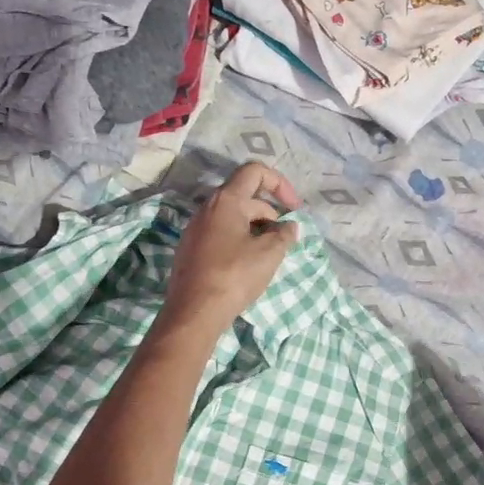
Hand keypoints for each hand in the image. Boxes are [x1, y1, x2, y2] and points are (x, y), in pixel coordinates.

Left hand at [159, 163, 300, 336]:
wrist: (194, 312)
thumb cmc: (234, 276)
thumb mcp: (269, 254)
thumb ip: (284, 234)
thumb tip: (289, 226)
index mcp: (226, 201)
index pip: (254, 172)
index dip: (279, 183)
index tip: (294, 208)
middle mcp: (206, 209)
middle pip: (244, 197)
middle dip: (269, 213)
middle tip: (284, 240)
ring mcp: (195, 230)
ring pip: (232, 218)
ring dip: (255, 229)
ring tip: (268, 254)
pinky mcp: (190, 251)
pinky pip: (219, 235)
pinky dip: (238, 241)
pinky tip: (247, 265)